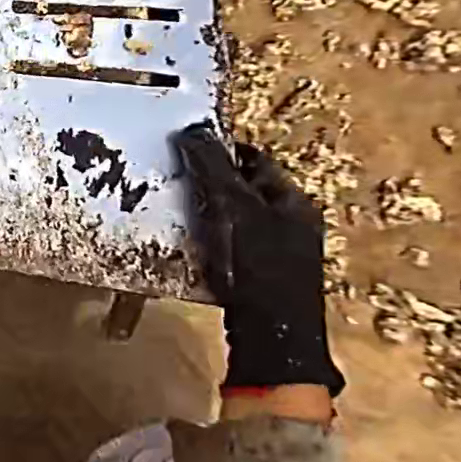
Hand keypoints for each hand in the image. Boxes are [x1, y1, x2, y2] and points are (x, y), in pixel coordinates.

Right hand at [174, 122, 344, 398]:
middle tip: (168, 174)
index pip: (254, 160)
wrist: (270, 331)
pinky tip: (180, 235)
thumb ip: (214, 169)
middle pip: (240, 186)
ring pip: (230, 212)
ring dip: (201, 206)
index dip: (219, 149)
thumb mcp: (234, 208)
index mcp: (292, 201)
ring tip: (168, 202)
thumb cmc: (258, 263)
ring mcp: (273, 247)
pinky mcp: (253, 269)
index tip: (180, 146)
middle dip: (205, 178)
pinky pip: (223, 235)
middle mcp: (288, 220)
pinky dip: (201, 230)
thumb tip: (192, 130)